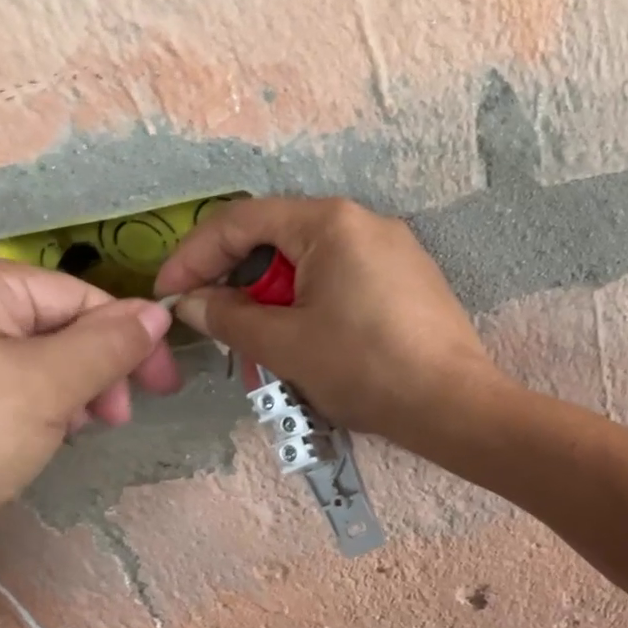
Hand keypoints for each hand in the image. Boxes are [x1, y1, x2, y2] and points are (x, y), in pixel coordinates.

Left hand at [0, 250, 177, 543]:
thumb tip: (158, 312)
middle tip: (112, 420)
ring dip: (58, 398)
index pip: (69, 294)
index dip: (126, 337)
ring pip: (12, 364)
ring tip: (66, 437)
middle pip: (40, 326)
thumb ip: (109, 344)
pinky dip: (16, 414)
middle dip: (89, 372)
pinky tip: (25, 446)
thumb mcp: (47, 383)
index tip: (162, 388)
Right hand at [155, 197, 510, 441]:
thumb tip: (194, 304)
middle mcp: (369, 223)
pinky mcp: (418, 284)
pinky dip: (321, 308)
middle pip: (283, 242)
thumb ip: (230, 318)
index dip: (196, 256)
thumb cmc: (366, 368)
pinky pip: (352, 284)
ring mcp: (400, 253)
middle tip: (228, 330)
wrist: (455, 405)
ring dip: (283, 303)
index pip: (242, 222)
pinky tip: (321, 348)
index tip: (172, 294)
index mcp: (332, 222)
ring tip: (275, 349)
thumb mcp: (286, 345)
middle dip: (245, 286)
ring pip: (319, 267)